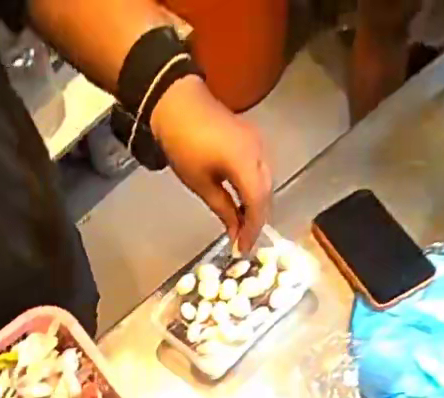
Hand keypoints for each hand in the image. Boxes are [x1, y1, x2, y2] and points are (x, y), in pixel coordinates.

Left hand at [151, 75, 271, 252]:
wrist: (177, 103)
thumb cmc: (184, 145)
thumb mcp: (202, 184)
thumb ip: (223, 209)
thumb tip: (235, 232)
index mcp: (245, 162)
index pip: (257, 203)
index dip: (253, 229)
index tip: (244, 249)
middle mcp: (258, 152)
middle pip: (265, 194)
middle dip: (257, 220)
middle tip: (245, 242)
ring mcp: (257, 143)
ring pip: (265, 183)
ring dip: (257, 207)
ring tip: (243, 227)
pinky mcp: (251, 140)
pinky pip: (260, 171)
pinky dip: (254, 191)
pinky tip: (243, 205)